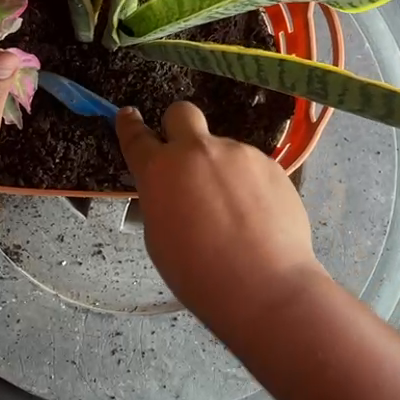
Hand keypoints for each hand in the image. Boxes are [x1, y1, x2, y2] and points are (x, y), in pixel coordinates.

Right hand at [117, 102, 319, 327]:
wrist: (264, 286)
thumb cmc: (198, 273)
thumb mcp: (159, 236)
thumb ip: (161, 199)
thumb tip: (172, 190)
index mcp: (159, 170)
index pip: (136, 136)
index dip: (129, 124)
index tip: (129, 116)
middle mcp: (196, 152)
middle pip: (181, 113)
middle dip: (178, 126)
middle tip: (185, 156)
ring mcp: (237, 154)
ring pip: (221, 149)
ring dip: (220, 169)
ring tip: (233, 213)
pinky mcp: (270, 164)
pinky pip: (251, 166)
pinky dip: (248, 185)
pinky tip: (256, 217)